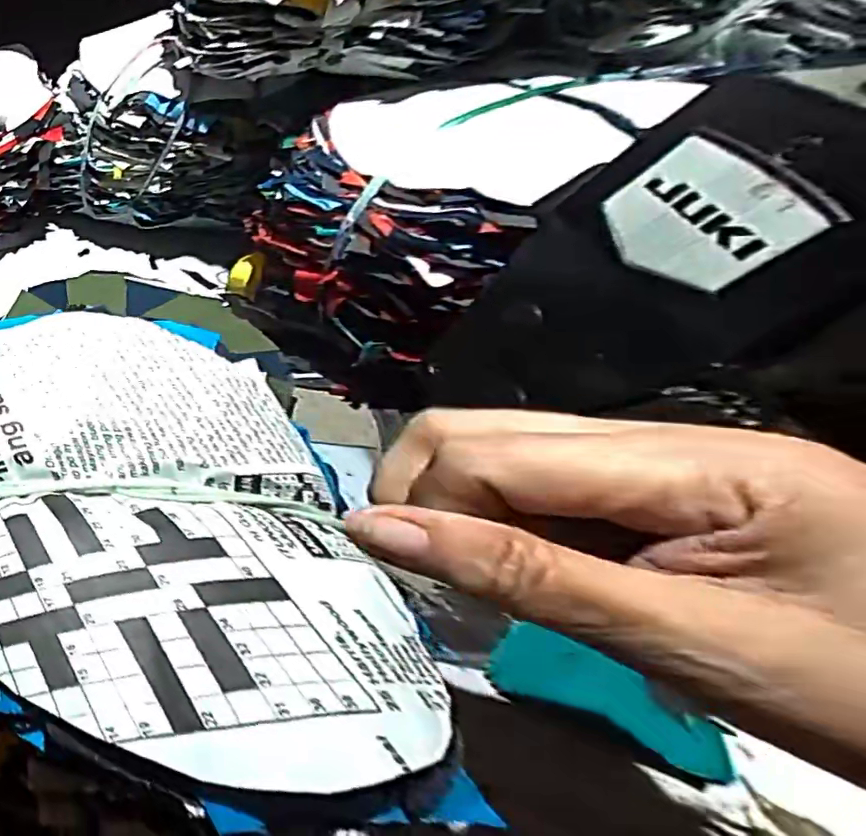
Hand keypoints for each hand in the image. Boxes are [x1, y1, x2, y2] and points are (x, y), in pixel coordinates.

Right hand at [344, 409, 865, 779]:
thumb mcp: (702, 648)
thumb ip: (525, 577)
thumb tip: (375, 531)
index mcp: (697, 460)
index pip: (490, 453)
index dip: (434, 509)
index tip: (425, 579)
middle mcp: (664, 437)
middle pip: (475, 429)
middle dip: (426, 495)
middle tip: (438, 572)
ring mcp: (656, 459)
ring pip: (492, 447)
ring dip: (456, 508)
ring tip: (479, 574)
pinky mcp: (649, 489)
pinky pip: (532, 482)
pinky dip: (497, 521)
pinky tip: (523, 565)